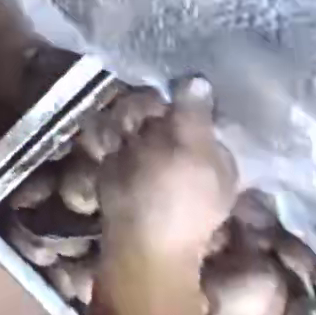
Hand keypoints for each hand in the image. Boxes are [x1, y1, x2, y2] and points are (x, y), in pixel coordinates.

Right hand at [98, 77, 237, 268]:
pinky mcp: (120, 154)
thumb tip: (200, 77)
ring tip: (119, 144)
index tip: (160, 106)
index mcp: (210, 147)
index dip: (173, 99)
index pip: (190, 104)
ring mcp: (148, 149)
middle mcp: (179, 143)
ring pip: (128, 112)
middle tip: (136, 129)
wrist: (136, 236)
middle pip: (154, 103)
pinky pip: (109, 128)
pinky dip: (105, 136)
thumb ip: (194, 114)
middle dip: (140, 112)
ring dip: (119, 124)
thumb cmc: (173, 198)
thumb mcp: (192, 154)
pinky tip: (108, 150)